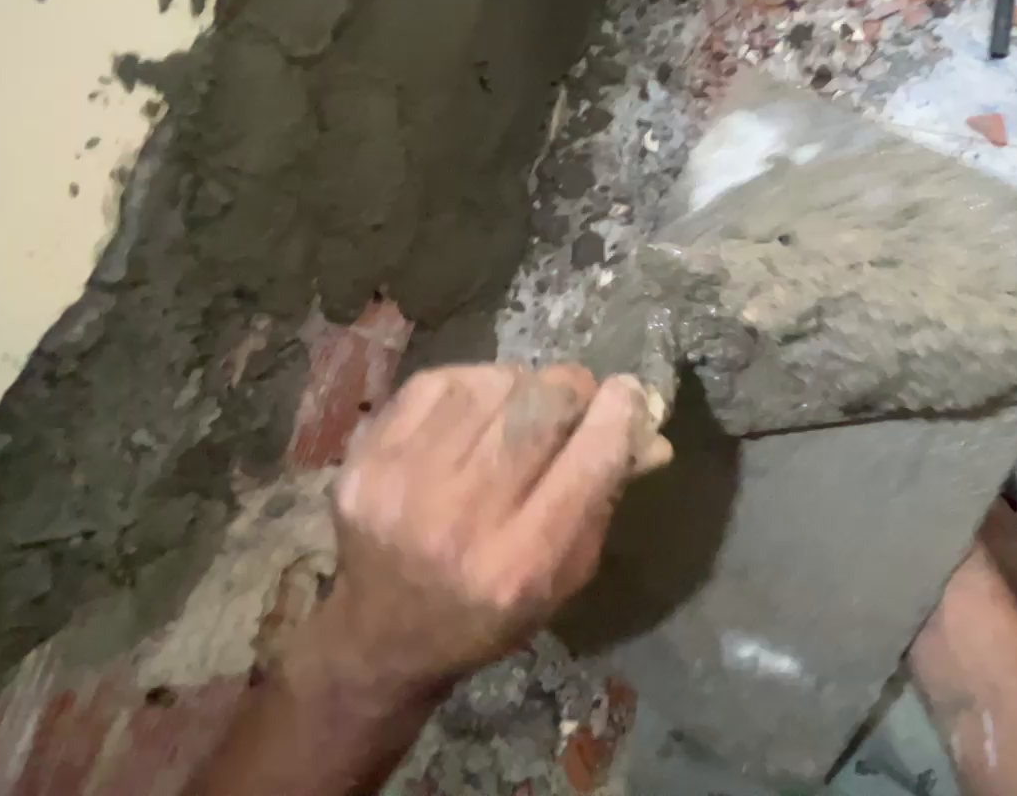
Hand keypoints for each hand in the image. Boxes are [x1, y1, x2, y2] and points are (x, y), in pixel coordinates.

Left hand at [314, 363, 667, 695]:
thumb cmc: (491, 611)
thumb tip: (650, 430)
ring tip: (521, 411)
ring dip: (524, 386)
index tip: (629, 394)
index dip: (622, 410)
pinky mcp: (366, 457)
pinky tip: (477, 410)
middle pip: (544, 404)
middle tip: (577, 400)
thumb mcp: (566, 573)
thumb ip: (606, 496)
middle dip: (575, 390)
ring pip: (497, 381)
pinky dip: (475, 384)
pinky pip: (444, 380)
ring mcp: (405, 482)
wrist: (380, 636)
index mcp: (523, 561)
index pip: (593, 455)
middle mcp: (463, 518)